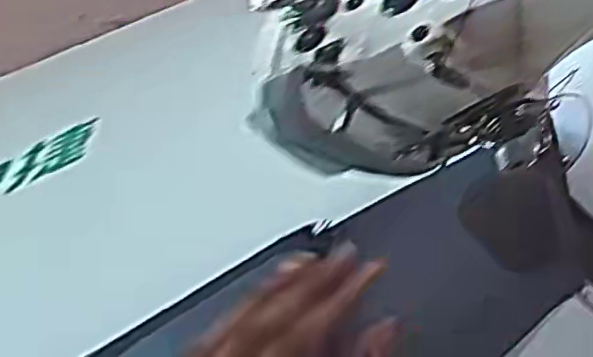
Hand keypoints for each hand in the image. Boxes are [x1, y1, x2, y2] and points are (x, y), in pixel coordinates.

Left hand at [189, 245, 396, 356]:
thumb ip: (356, 355)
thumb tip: (387, 324)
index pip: (308, 328)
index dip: (347, 292)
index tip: (376, 264)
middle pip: (269, 320)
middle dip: (314, 279)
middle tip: (349, 247)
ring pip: (235, 323)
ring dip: (276, 286)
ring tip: (308, 255)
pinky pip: (206, 339)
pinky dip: (241, 307)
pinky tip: (265, 285)